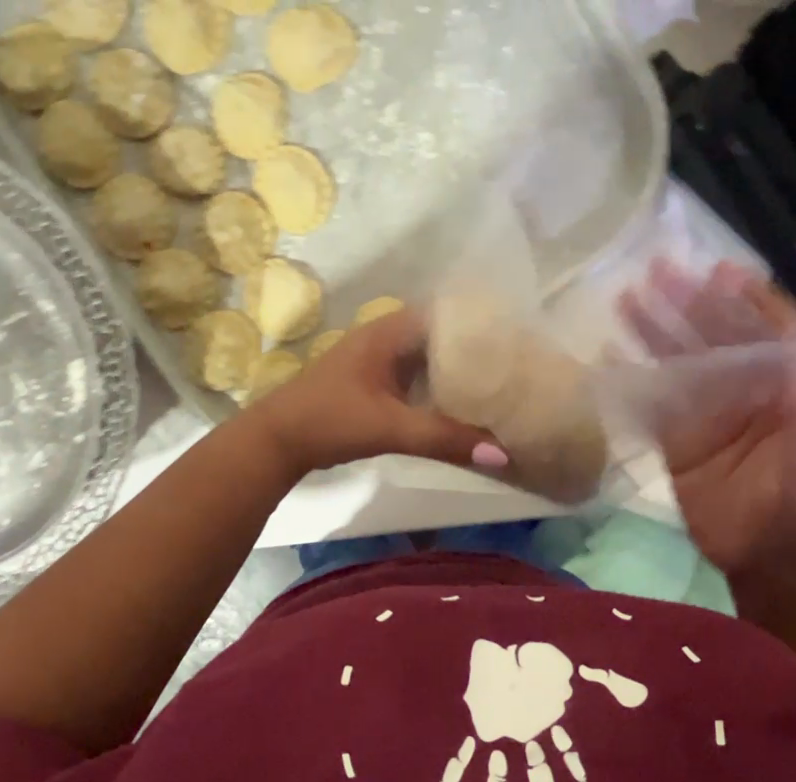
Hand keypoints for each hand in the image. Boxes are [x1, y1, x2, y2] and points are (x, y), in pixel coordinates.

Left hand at [245, 309, 506, 474]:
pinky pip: (416, 381)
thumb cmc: (330, 420)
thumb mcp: (391, 428)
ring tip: (501, 388)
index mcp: (390, 331)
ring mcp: (376, 362)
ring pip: (428, 361)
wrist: (275, 441)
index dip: (484, 324)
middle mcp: (386, 338)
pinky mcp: (371, 386)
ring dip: (457, 374)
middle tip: (519, 369)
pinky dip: (438, 391)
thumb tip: (503, 455)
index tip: (520, 340)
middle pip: (442, 338)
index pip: (450, 314)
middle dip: (477, 353)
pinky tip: (462, 410)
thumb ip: (445, 439)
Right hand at [617, 260, 795, 580]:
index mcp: (794, 383)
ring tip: (625, 298)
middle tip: (654, 271)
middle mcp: (750, 391)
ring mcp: (712, 416)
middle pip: (717, 336)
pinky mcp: (680, 445)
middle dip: (688, 303)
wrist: (777, 564)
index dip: (747, 298)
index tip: (716, 270)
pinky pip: (652, 406)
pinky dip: (631, 381)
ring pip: (680, 364)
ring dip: (655, 332)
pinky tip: (608, 357)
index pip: (772, 328)